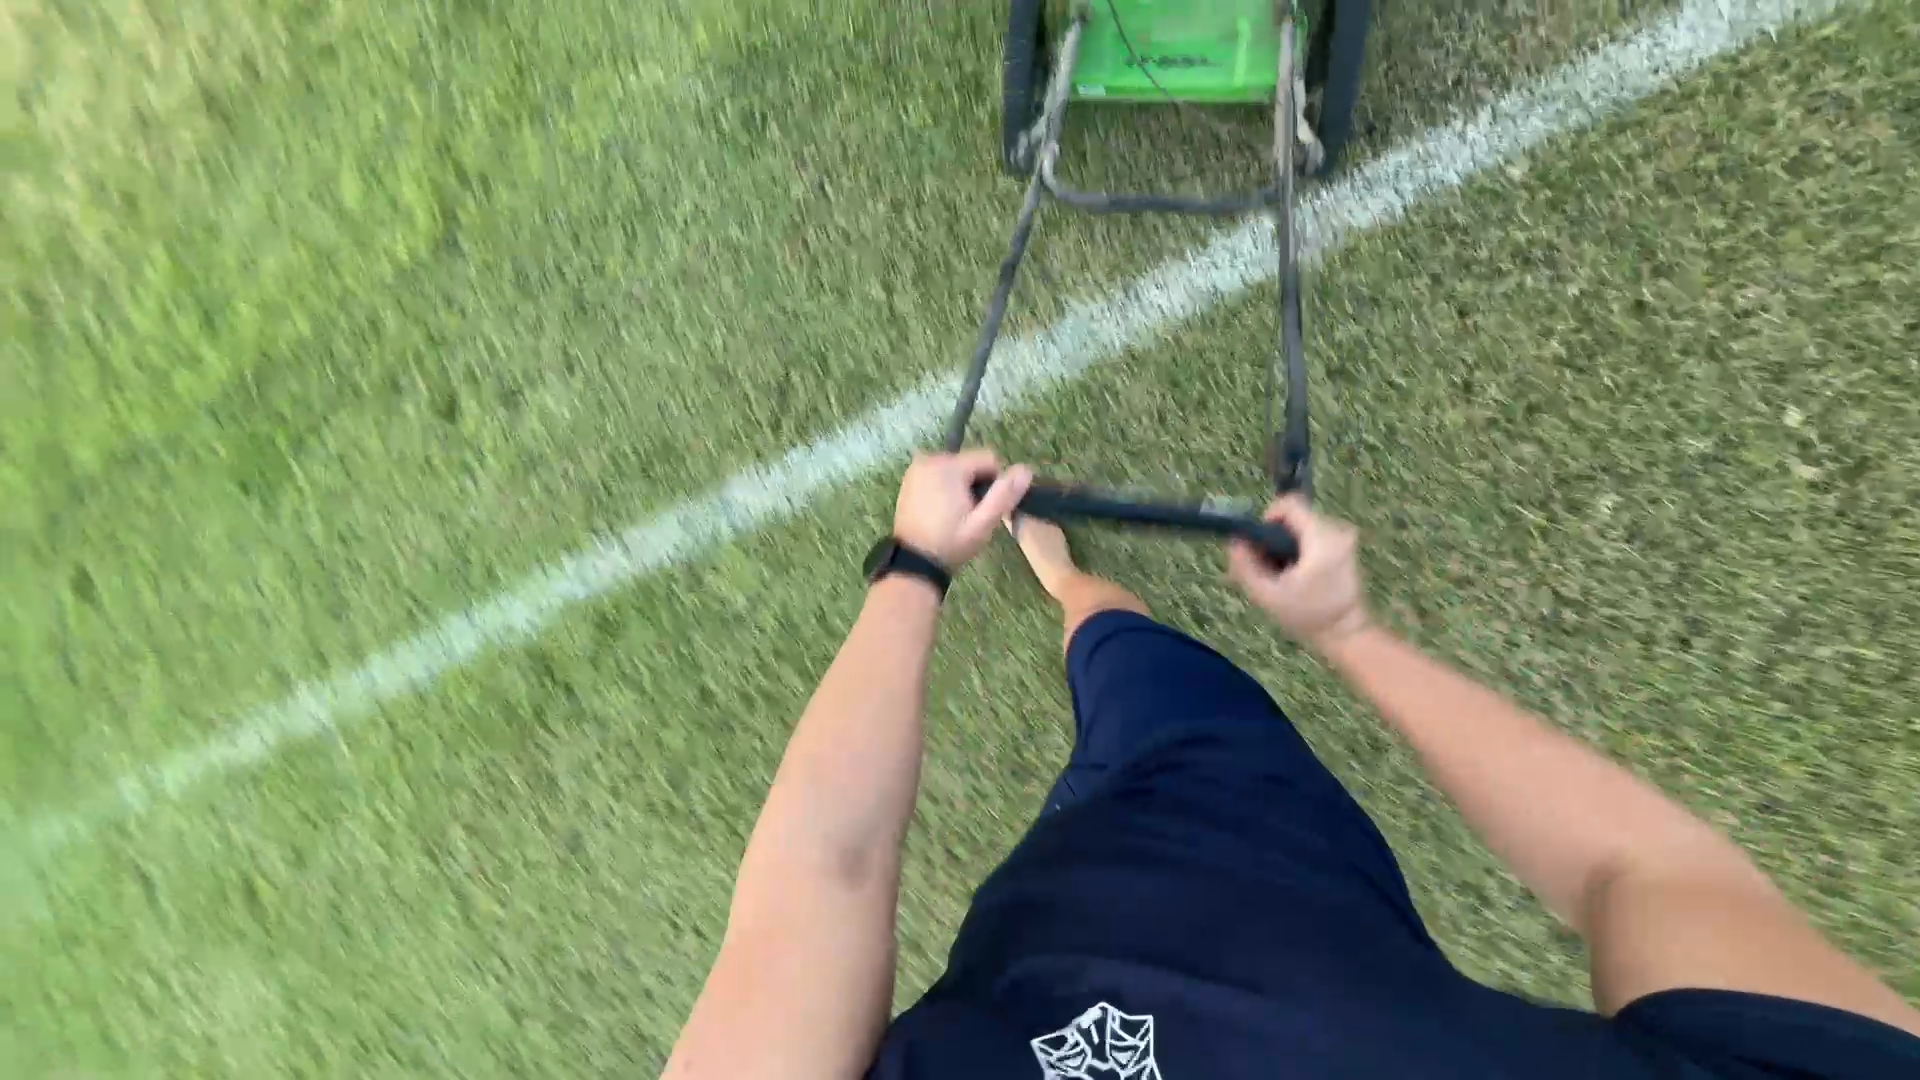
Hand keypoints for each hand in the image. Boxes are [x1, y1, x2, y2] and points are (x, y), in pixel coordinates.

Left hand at [893, 450, 1032, 568]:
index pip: (989, 459)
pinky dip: (946, 488)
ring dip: (961, 487)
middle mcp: (930, 459)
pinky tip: (942, 511)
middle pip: (971, 463)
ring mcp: (917, 468)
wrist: (915, 563)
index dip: (994, 484)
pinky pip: (940, 475)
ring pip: (956, 469)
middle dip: (976, 485)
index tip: (984, 509)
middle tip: (969, 515)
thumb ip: (1004, 495)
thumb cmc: (950, 544)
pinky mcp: (910, 479)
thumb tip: (1026, 470)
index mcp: (948, 466)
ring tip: (955, 515)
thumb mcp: (982, 524)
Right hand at [1228, 496, 1370, 651]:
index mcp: (1321, 539)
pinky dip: (1297, 549)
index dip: (1267, 518)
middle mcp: (1337, 531)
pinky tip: (1294, 573)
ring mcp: (1343, 537)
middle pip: (1293, 517)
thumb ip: (1245, 565)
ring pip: (1300, 526)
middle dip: (1273, 537)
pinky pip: (1311, 535)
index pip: (1290, 504)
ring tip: (1280, 573)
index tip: (1261, 544)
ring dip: (1284, 545)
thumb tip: (1234, 540)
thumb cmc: (1306, 616)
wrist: (1345, 632)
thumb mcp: (1266, 594)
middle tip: (1266, 566)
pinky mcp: (1343, 545)